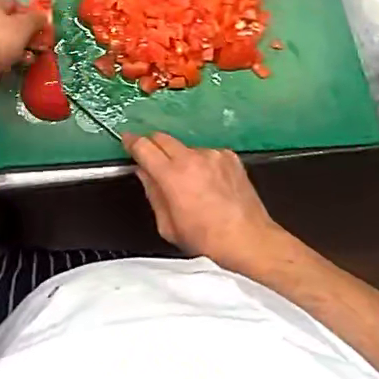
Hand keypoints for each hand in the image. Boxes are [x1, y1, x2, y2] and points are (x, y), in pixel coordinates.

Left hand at [0, 0, 48, 77]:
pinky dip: (5, 57)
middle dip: (26, 35)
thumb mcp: (25, 26)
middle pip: (8, 23)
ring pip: (1, 39)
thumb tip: (42, 17)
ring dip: (18, 48)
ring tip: (29, 58)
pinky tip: (14, 65)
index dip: (31, 15)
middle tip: (38, 45)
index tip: (42, 28)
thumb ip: (36, 19)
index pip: (15, 4)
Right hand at [124, 131, 290, 272]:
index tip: (127, 141)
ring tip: (190, 181)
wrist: (251, 241)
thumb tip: (144, 173)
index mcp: (172, 175)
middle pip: (162, 137)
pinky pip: (207, 153)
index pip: (143, 146)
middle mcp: (191, 158)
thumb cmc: (207, 240)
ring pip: (185, 147)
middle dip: (153, 146)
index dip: (131, 141)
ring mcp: (213, 154)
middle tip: (154, 161)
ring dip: (181, 157)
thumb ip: (152, 194)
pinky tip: (210, 182)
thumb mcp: (168, 226)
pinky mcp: (230, 157)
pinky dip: (203, 163)